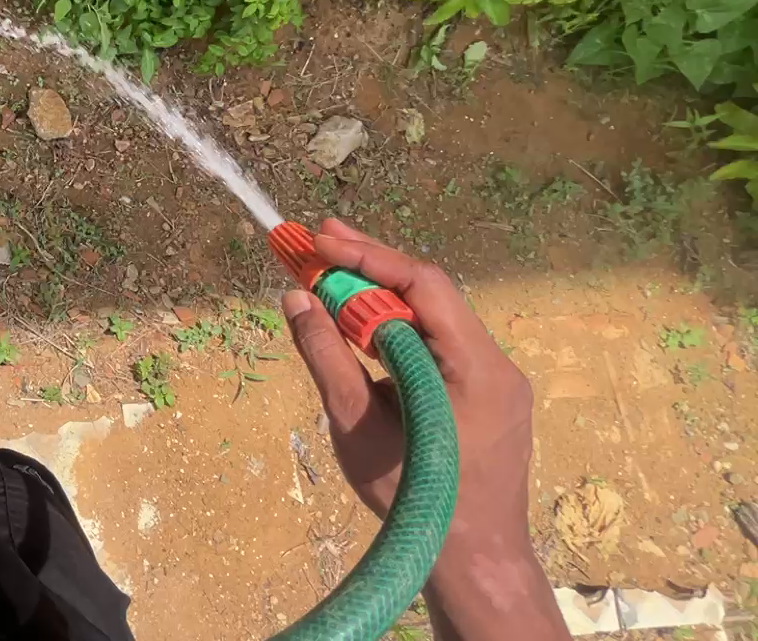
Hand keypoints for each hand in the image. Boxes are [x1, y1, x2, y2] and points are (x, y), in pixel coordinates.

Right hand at [281, 219, 567, 640]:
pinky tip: (354, 312)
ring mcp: (490, 377)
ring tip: (325, 263)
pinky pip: (429, 337)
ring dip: (374, 287)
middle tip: (316, 234)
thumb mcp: (356, 420)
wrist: (470, 556)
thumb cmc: (412, 491)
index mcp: (476, 366)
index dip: (367, 257)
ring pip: (428, 312)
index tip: (316, 243)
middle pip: (428, 291)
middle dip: (369, 259)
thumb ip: (326, 353)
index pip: (423, 286)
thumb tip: (296, 296)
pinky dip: (387, 317)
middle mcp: (493, 362)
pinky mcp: (477, 391)